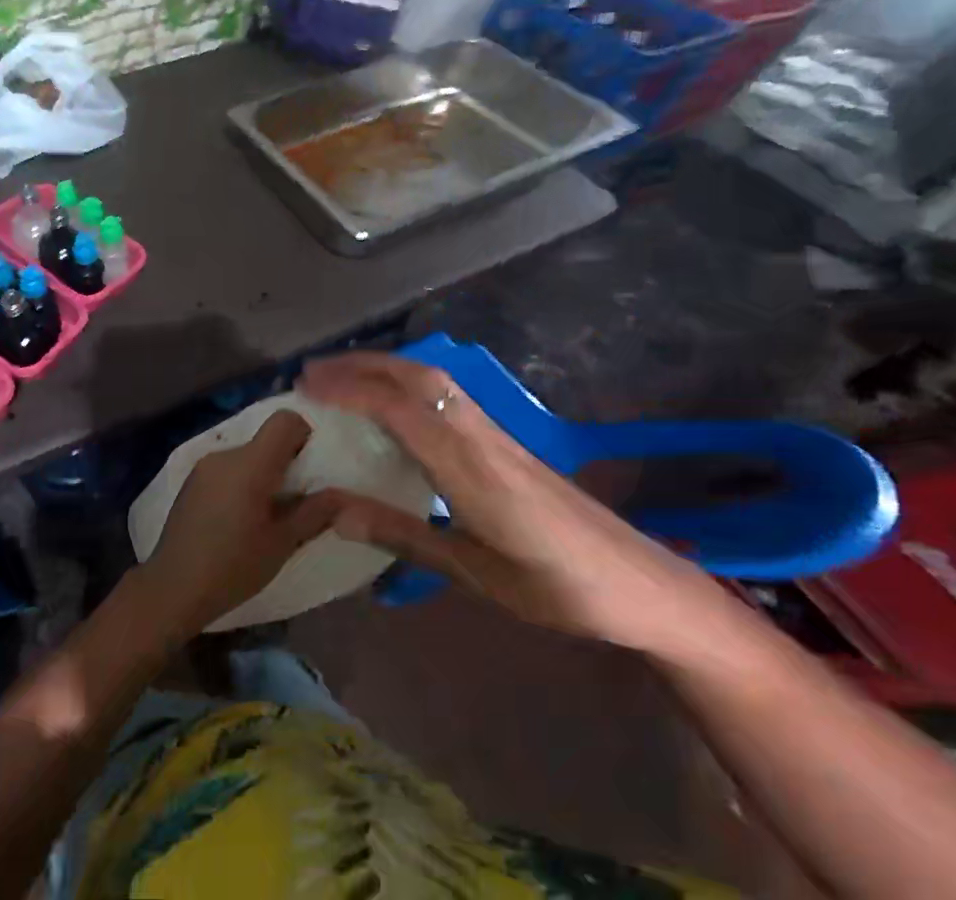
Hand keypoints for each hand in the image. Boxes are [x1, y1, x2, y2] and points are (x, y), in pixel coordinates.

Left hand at [132, 410, 339, 638]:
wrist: (175, 584)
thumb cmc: (234, 565)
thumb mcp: (283, 542)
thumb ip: (315, 511)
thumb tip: (343, 493)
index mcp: (248, 464)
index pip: (284, 420)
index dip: (305, 436)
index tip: (313, 469)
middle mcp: (222, 456)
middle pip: (264, 440)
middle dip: (287, 461)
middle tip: (299, 499)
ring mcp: (202, 467)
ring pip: (245, 455)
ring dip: (263, 474)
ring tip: (270, 513)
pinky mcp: (190, 482)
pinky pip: (226, 469)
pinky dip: (242, 482)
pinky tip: (242, 517)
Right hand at [299, 353, 728, 652]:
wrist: (651, 590)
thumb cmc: (560, 589)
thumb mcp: (475, 574)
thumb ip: (404, 538)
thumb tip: (332, 512)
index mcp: (471, 469)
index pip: (401, 410)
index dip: (349, 391)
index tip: (305, 386)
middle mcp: (483, 439)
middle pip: (420, 378)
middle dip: (361, 365)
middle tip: (310, 371)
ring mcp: (498, 438)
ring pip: (437, 382)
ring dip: (383, 369)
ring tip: (339, 377)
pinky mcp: (506, 445)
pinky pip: (448, 398)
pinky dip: (405, 385)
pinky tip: (388, 403)